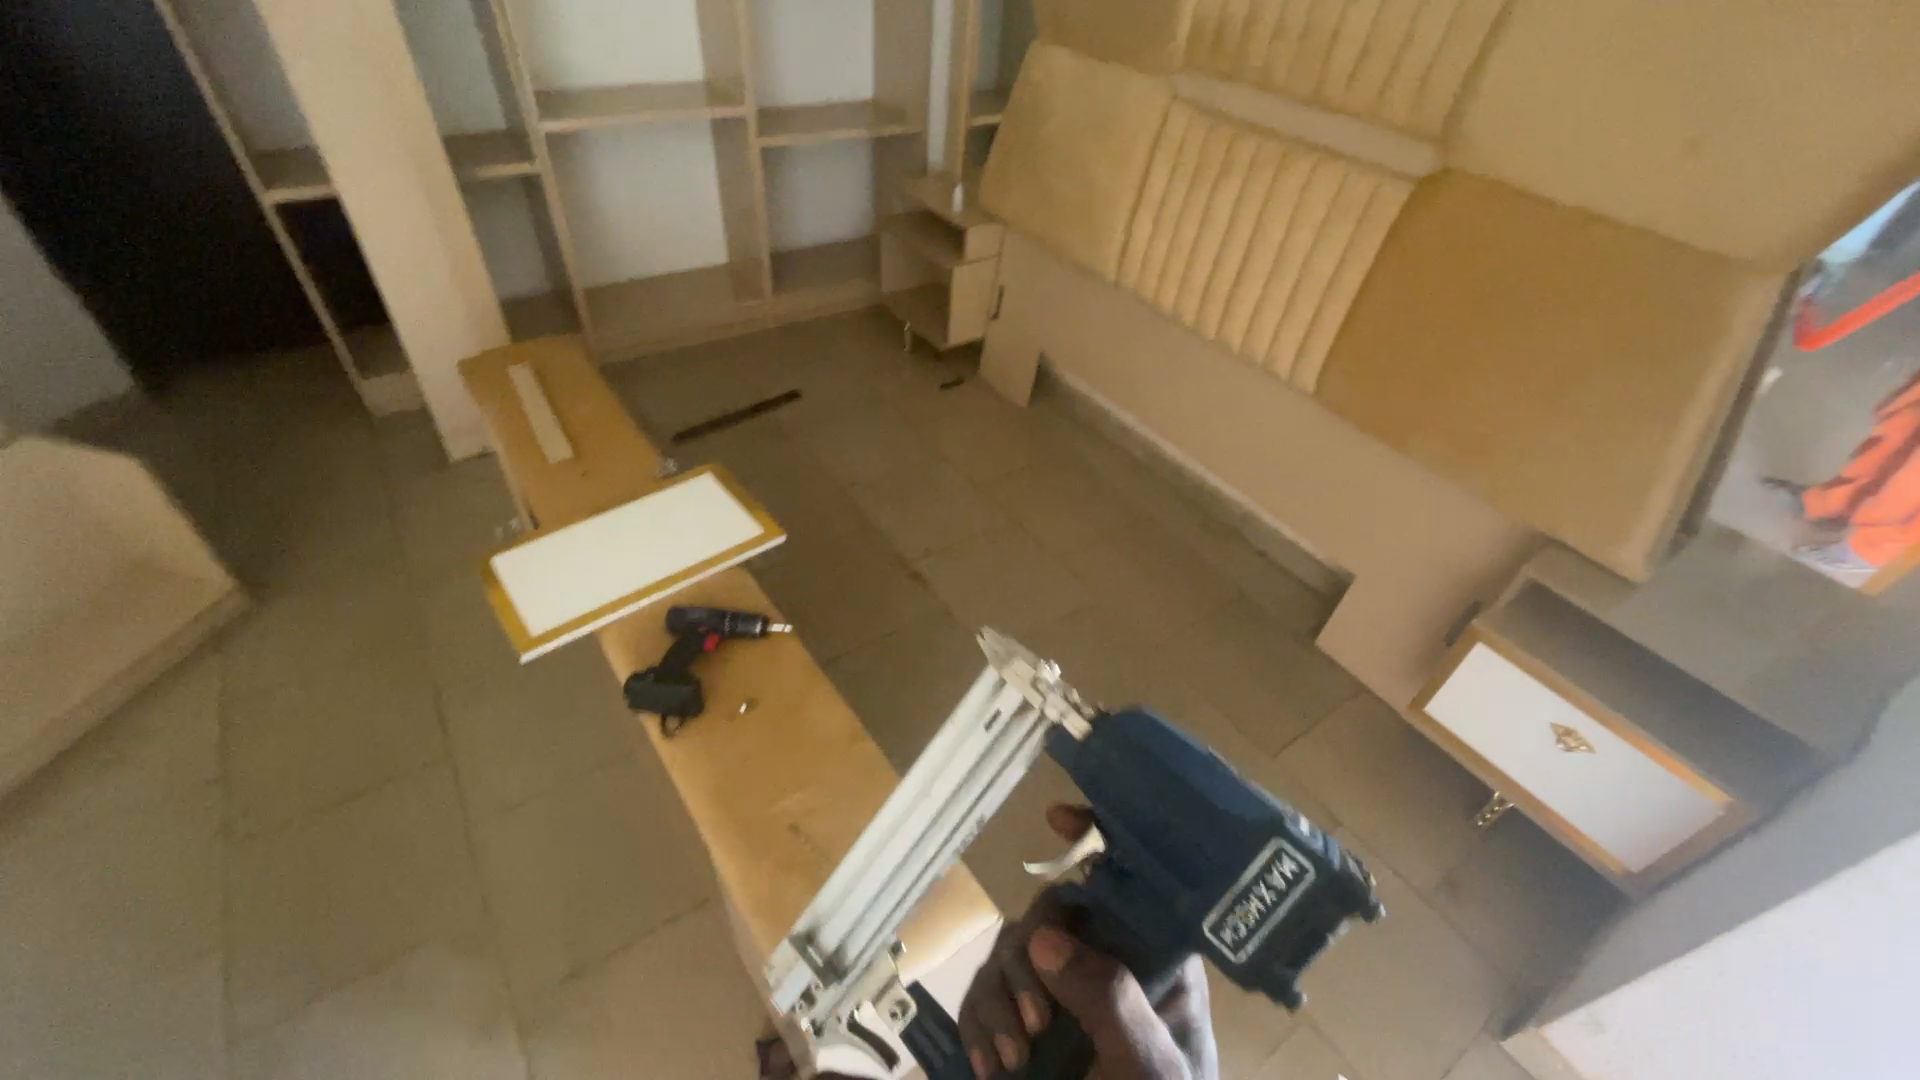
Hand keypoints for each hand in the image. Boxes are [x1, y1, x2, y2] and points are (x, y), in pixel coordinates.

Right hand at [958, 806, 1217, 1079]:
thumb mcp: (1152, 1067)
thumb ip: (1111, 1002)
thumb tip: (1046, 937)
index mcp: (1151, 957)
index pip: (1127, 881)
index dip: (1094, 838)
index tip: (1056, 818)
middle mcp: (1102, 959)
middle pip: (1050, 912)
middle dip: (1029, 955)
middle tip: (1033, 1023)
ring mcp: (1058, 989)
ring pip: (1009, 951)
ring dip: (1000, 999)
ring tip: (1015, 1060)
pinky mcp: (1020, 1021)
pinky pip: (983, 995)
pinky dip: (979, 1025)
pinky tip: (993, 1067)